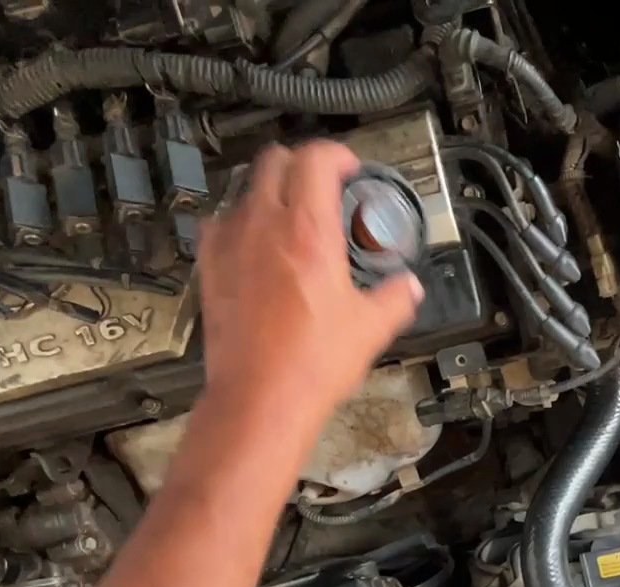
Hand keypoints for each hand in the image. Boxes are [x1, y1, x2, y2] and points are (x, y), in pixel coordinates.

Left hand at [197, 141, 422, 419]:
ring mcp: (231, 245)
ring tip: (293, 218)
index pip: (317, 159)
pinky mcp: (211, 269)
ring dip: (272, 192)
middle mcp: (264, 227)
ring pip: (245, 189)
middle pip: (276, 161)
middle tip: (324, 186)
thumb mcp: (371, 329)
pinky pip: (220, 225)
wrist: (261, 398)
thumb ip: (396, 298)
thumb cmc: (308, 364)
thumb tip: (408, 288)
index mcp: (308, 231)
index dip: (338, 154)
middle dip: (303, 165)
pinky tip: (256, 246)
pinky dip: (240, 224)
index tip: (350, 167)